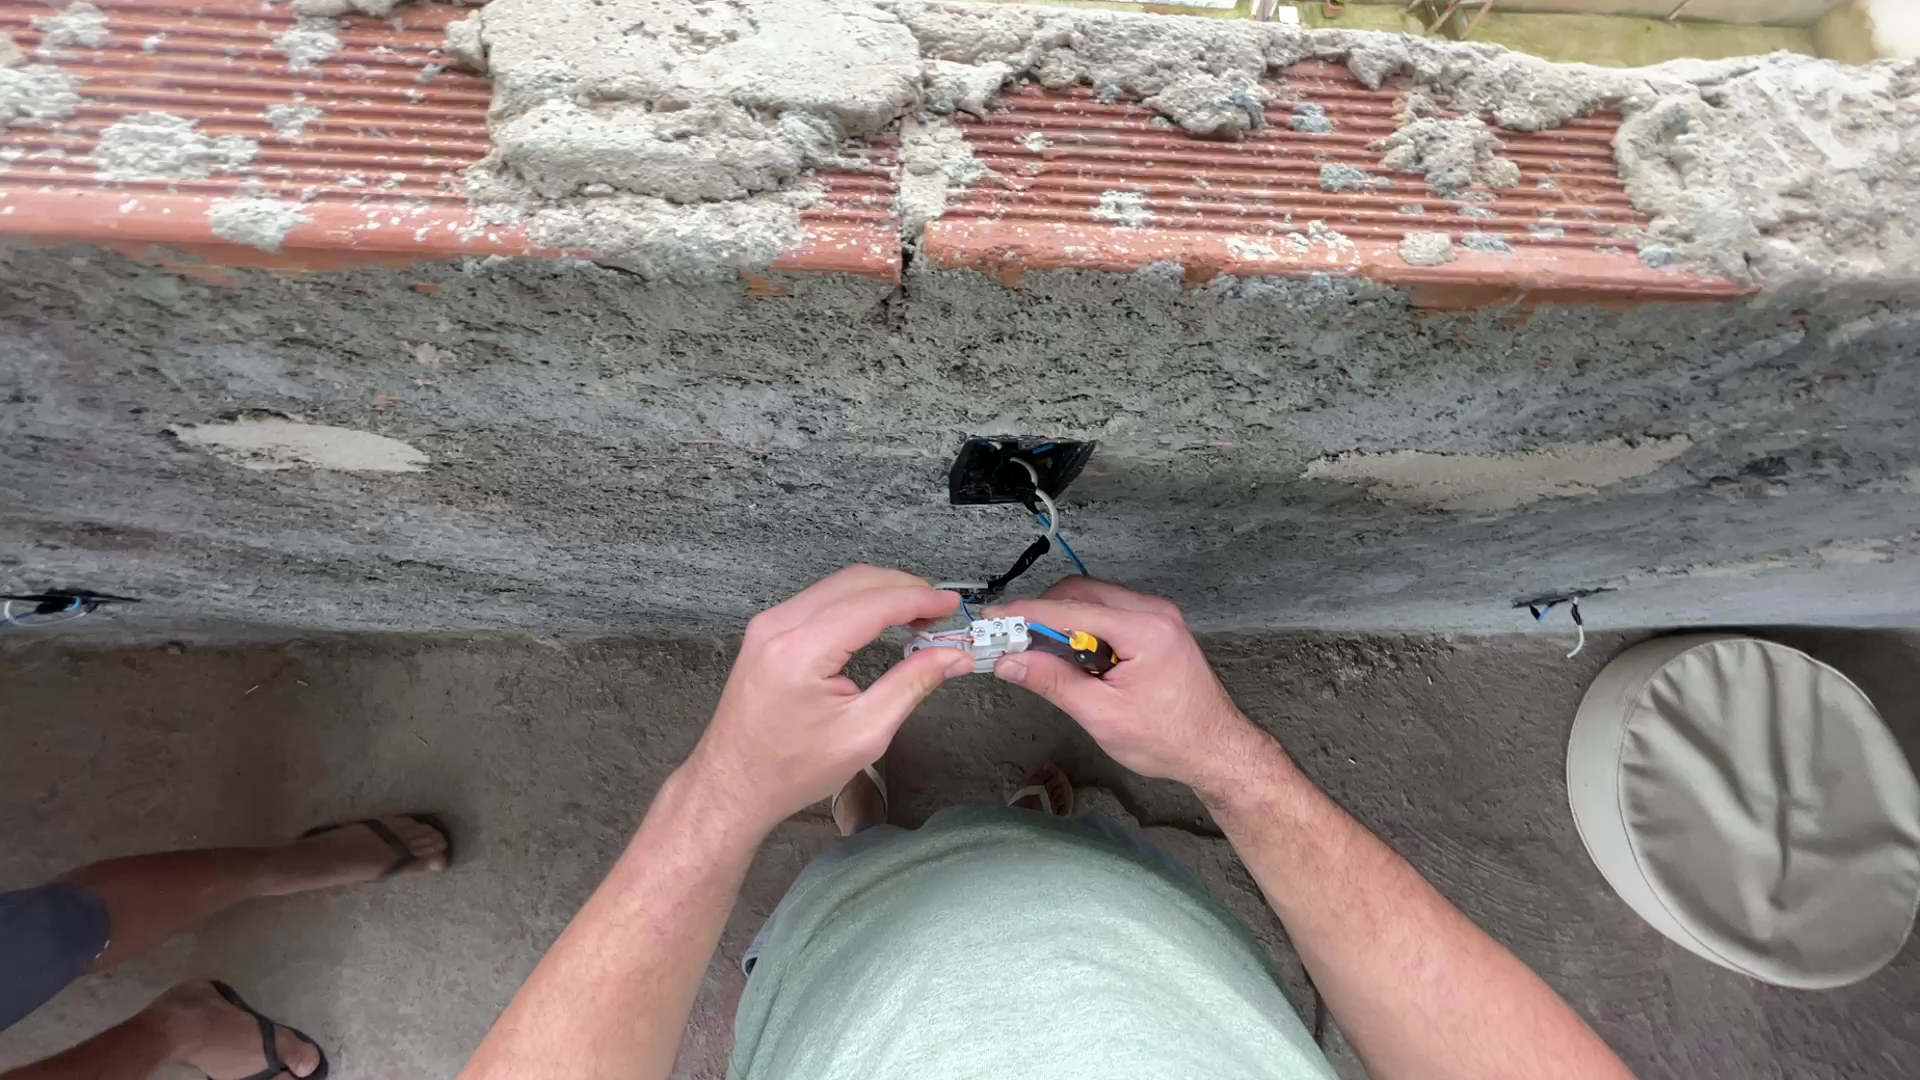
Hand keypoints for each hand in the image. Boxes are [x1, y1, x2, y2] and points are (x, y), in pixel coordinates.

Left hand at [685, 565, 972, 835]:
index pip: (873, 604)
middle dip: (905, 587)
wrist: (732, 785)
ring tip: (919, 615)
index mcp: (801, 651)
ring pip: (838, 584)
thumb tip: (954, 656)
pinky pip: (821, 598)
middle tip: (941, 611)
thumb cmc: (793, 770)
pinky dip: (858, 600)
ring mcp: (769, 623)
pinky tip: (882, 617)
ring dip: (882, 591)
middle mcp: (780, 625)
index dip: (919, 599)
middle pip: (855, 581)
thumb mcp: (864, 734)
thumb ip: (912, 685)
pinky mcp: (768, 629)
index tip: (953, 605)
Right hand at [993, 578, 1269, 797]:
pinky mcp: (1156, 624)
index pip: (1070, 610)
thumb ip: (1053, 682)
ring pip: (1093, 597)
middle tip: (1013, 638)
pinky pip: (1108, 609)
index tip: (992, 619)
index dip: (1025, 613)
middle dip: (1042, 612)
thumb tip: (1009, 662)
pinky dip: (1082, 624)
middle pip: (1081, 592)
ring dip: (1062, 618)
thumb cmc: (1166, 740)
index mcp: (1144, 629)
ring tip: (1039, 650)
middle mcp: (1152, 610)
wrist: (1217, 749)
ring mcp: (1157, 614)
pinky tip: (1070, 652)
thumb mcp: (1102, 716)